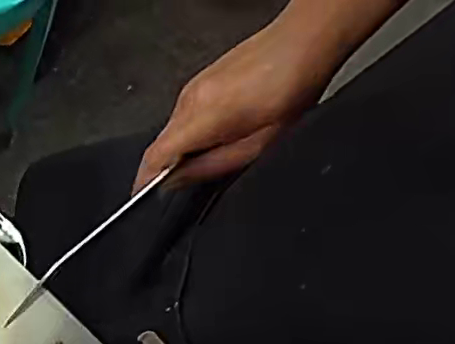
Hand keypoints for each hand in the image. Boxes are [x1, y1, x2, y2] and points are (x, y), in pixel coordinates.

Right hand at [133, 12, 355, 190]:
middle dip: (170, 164)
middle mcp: (187, 103)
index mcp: (200, 120)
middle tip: (198, 170)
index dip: (144, 183)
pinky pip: (182, 117)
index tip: (144, 196)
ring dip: (184, 145)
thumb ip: (210, 167)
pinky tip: (223, 122)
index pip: (153, 160)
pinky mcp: (198, 82)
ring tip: (220, 140)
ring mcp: (190, 90)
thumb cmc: (296, 84)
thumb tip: (175, 182)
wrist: (311, 35)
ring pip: (171, 133)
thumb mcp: (257, 144)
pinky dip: (193, 128)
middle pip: (159, 148)